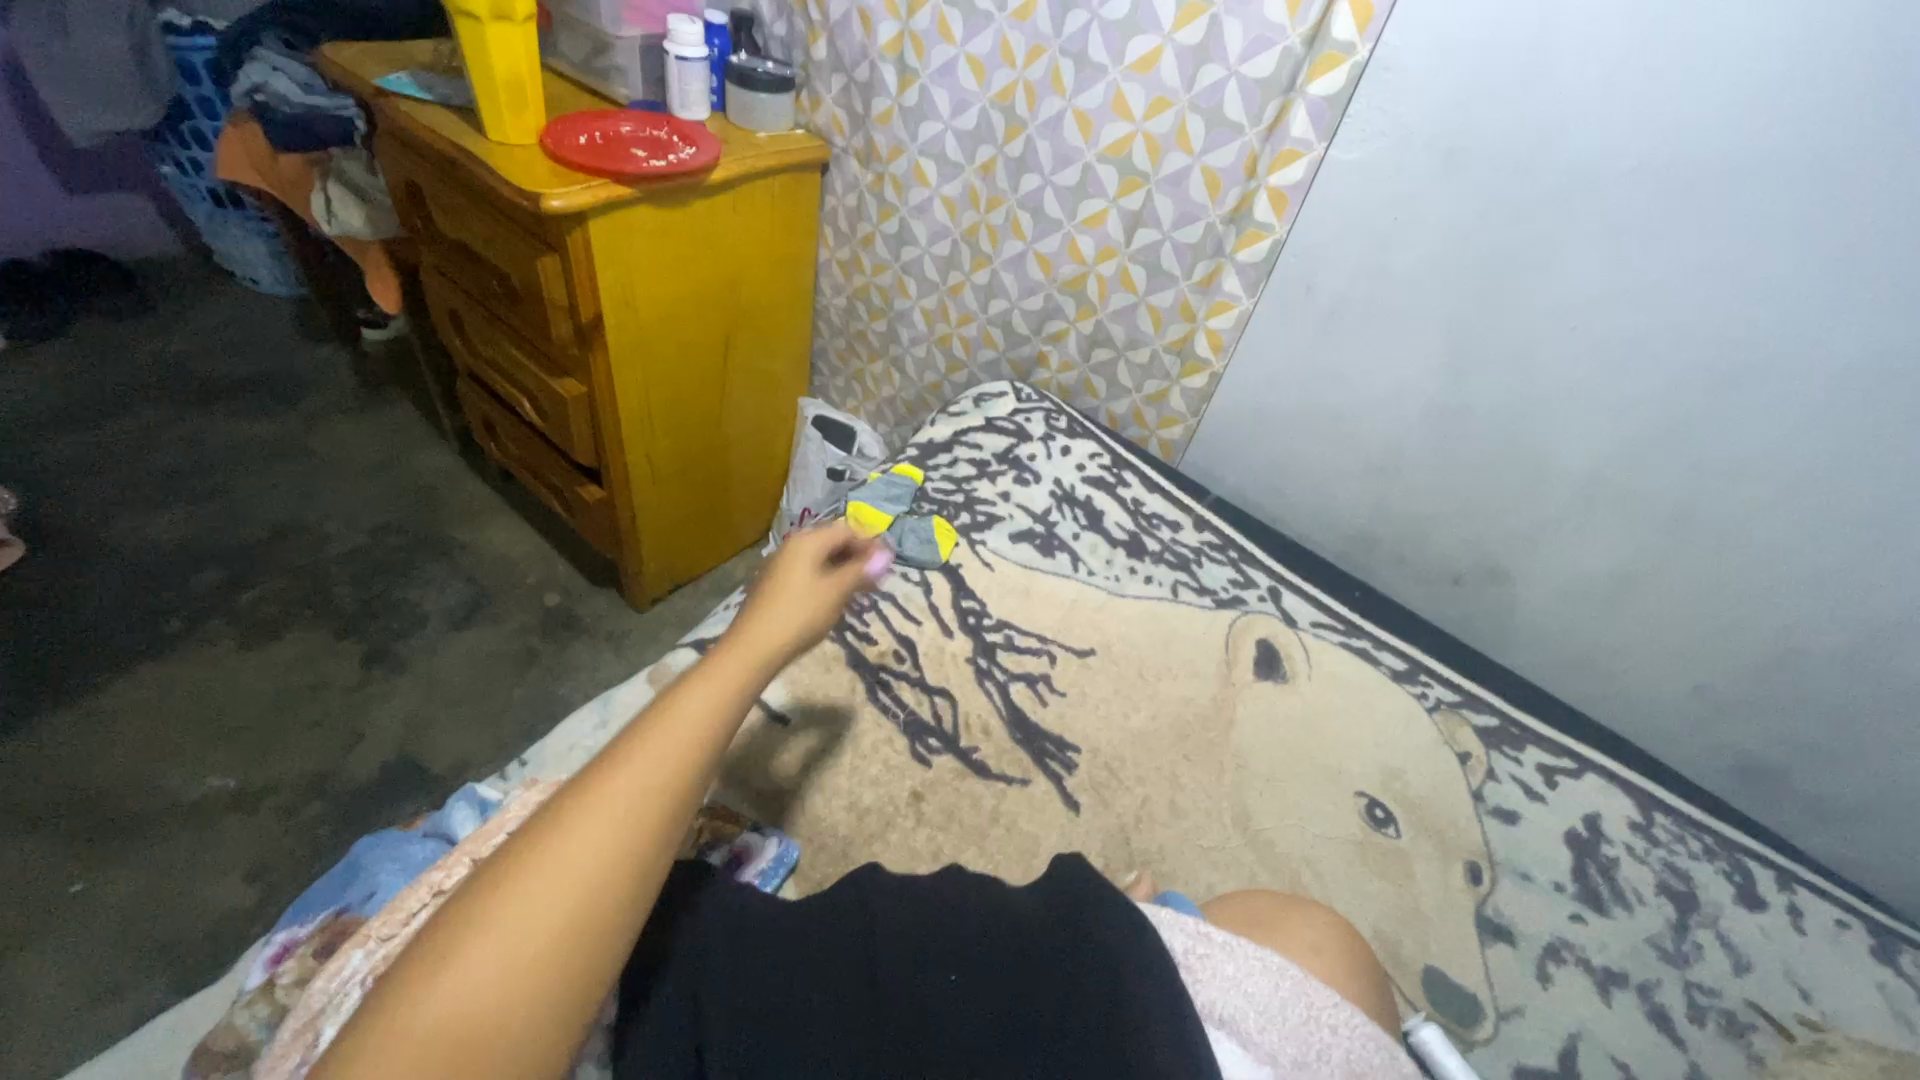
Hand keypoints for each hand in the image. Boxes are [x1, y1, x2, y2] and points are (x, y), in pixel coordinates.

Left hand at [723, 521, 889, 670]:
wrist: (754, 647)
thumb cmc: (801, 614)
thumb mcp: (837, 591)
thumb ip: (861, 570)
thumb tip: (886, 554)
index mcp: (808, 541)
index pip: (846, 531)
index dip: (870, 544)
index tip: (888, 565)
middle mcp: (792, 546)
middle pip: (832, 542)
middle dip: (857, 558)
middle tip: (878, 580)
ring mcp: (781, 566)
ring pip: (820, 560)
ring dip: (843, 571)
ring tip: (861, 592)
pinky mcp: (775, 585)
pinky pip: (808, 574)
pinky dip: (827, 581)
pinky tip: (835, 601)